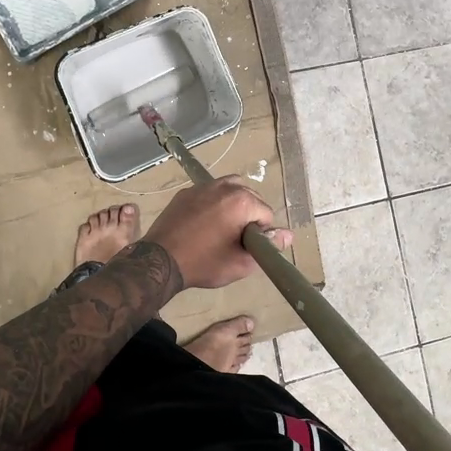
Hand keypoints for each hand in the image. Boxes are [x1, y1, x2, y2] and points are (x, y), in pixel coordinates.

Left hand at [142, 176, 293, 289]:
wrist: (161, 260)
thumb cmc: (204, 263)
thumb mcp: (241, 263)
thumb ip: (267, 247)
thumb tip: (289, 235)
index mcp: (241, 201)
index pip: (266, 213)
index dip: (262, 233)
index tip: (247, 247)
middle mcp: (224, 186)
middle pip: (250, 196)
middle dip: (249, 215)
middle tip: (236, 240)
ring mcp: (203, 186)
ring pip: (230, 188)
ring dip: (234, 204)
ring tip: (224, 228)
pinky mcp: (186, 192)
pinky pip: (209, 192)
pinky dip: (214, 203)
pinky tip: (204, 223)